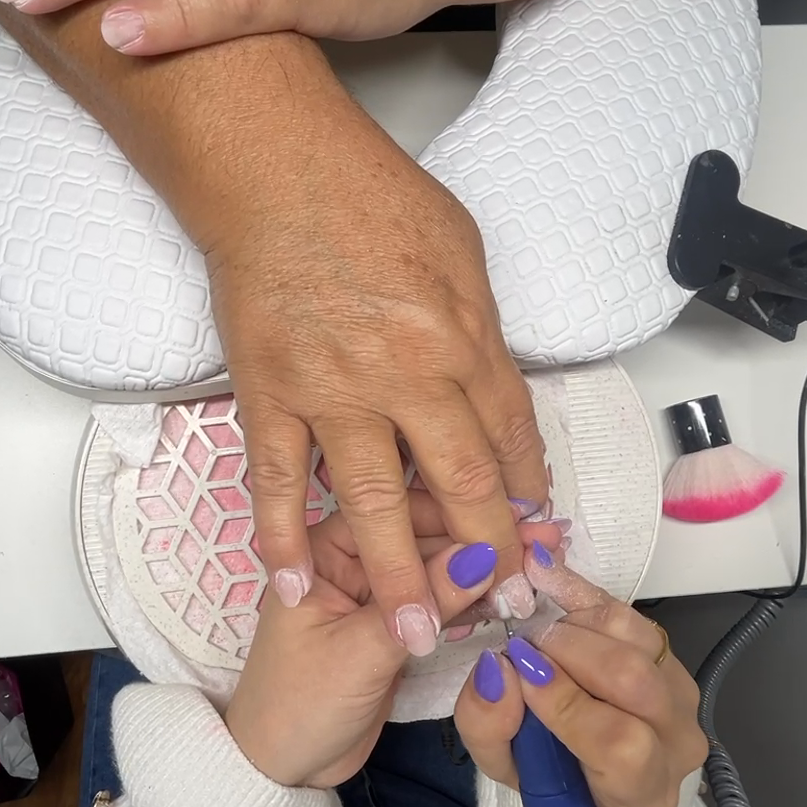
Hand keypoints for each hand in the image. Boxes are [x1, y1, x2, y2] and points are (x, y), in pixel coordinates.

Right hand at [213, 127, 546, 657]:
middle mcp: (408, 377)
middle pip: (460, 486)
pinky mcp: (271, 397)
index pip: (510, 438)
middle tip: (505, 610)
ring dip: (400, 576)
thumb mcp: (463, 252)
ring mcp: (335, 394)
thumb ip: (479, 328)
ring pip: (376, 504)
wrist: (278, 171)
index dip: (526, 496)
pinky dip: (283, 539)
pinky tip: (294, 589)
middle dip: (488, 556)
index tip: (535, 536)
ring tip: (418, 636)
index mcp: (464, 337)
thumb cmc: (373, 196)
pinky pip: (279, 482)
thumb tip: (492, 389)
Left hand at [226, 497, 564, 787]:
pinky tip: (512, 593)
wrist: (285, 770)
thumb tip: (486, 553)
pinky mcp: (396, 624)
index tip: (517, 516)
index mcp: (327, 547)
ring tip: (544, 562)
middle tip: (547, 539)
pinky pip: (441, 602)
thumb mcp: (363, 650)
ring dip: (487, 571)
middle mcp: (353, 558)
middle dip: (483, 541)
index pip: (398, 513)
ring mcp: (377, 592)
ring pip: (439, 571)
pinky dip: (474, 601)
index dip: (458, 514)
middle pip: (425, 540)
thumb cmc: (301, 704)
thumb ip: (425, 603)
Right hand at [453, 544, 708, 806]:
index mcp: (640, 791)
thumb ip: (487, 726)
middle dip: (565, 650)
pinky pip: (629, 613)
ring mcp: (680, 692)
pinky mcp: (668, 652)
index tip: (518, 669)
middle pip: (632, 679)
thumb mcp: (500, 766)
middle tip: (523, 646)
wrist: (588, 762)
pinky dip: (580, 593)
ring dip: (575, 624)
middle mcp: (675, 742)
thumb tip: (496, 670)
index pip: (620, 743)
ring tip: (538, 633)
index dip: (565, 701)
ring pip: (635, 639)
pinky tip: (544, 579)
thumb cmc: (548, 773)